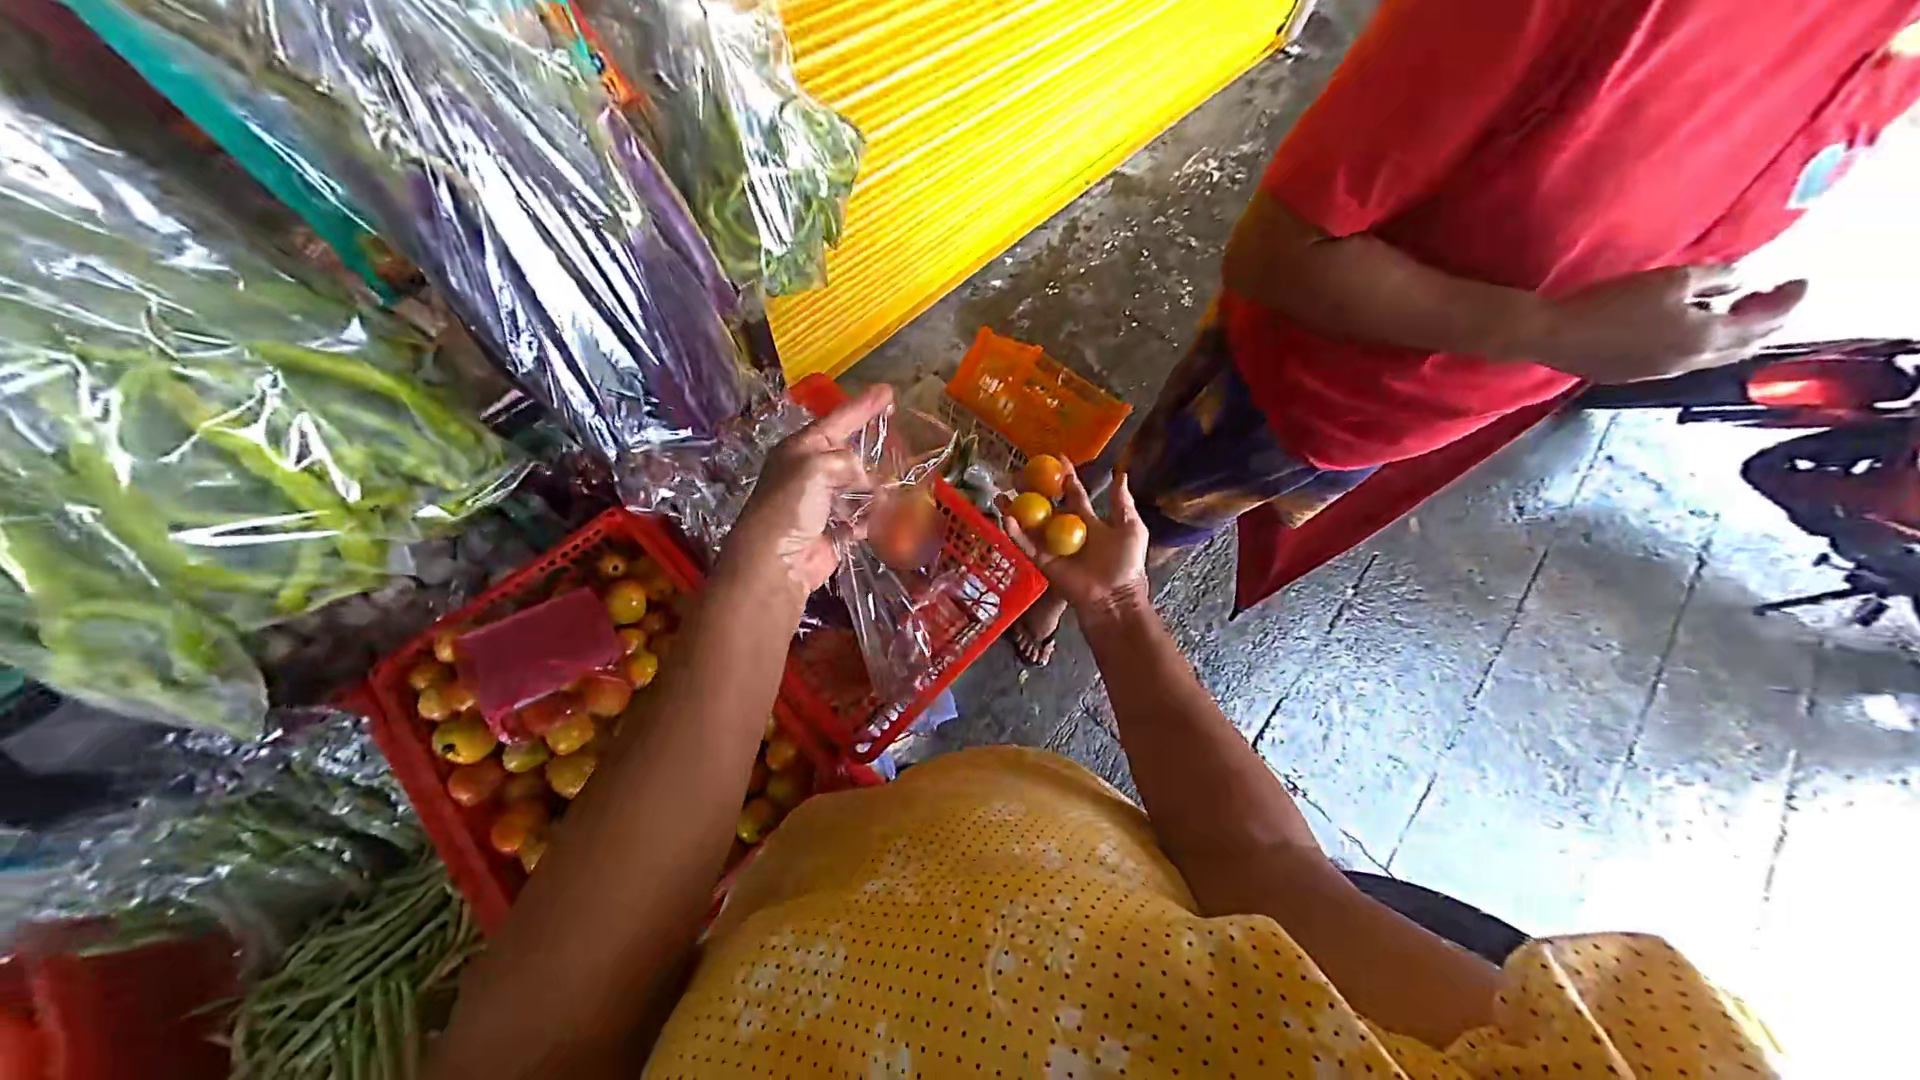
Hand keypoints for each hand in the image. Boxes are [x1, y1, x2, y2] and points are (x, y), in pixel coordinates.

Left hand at [720, 384, 892, 596]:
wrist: (777, 561)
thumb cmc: (789, 507)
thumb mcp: (815, 467)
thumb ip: (846, 461)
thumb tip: (866, 478)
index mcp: (800, 450)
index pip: (837, 421)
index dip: (863, 406)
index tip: (888, 391)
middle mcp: (810, 473)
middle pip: (850, 455)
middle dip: (873, 451)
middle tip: (901, 442)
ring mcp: (823, 503)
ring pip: (859, 487)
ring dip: (877, 489)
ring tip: (898, 486)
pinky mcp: (834, 531)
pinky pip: (862, 517)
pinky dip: (874, 516)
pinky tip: (887, 515)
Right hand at [1006, 463, 1149, 621]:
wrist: (1114, 595)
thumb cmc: (1126, 563)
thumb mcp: (1130, 527)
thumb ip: (1121, 502)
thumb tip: (1121, 474)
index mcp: (1087, 520)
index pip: (1072, 493)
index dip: (1065, 476)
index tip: (1056, 459)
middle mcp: (1066, 530)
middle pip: (1046, 505)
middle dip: (1033, 488)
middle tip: (1020, 473)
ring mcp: (1052, 545)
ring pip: (1029, 523)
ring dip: (1015, 508)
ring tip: (1001, 493)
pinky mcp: (1042, 560)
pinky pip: (1025, 544)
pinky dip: (1014, 531)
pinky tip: (1007, 515)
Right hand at [1524, 266, 1807, 382]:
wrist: (1549, 335)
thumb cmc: (1610, 303)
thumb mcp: (1671, 279)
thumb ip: (1715, 279)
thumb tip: (1736, 283)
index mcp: (1706, 337)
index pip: (1768, 321)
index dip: (1789, 299)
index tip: (1798, 280)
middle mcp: (1689, 361)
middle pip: (1743, 346)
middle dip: (1763, 322)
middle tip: (1766, 299)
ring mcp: (1657, 372)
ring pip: (1710, 358)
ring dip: (1726, 337)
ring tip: (1724, 316)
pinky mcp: (1629, 375)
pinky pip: (1678, 362)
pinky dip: (1694, 346)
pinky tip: (1680, 332)